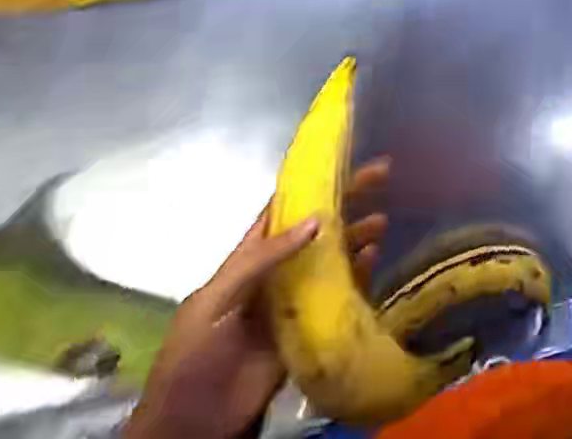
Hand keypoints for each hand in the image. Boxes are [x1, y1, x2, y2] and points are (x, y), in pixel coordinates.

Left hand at [126, 157, 390, 438]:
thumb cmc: (194, 354)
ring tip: (381, 221)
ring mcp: (294, 301)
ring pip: (330, 260)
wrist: (190, 426)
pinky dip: (357, 278)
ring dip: (355, 238)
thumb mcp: (217, 299)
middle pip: (315, 228)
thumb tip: (316, 219)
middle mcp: (276, 271)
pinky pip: (337, 298)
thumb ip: (261, 260)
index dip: (311, 182)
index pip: (283, 208)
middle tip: (380, 177)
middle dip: (345, 201)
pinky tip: (373, 261)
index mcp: (249, 256)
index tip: (344, 159)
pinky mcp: (309, 331)